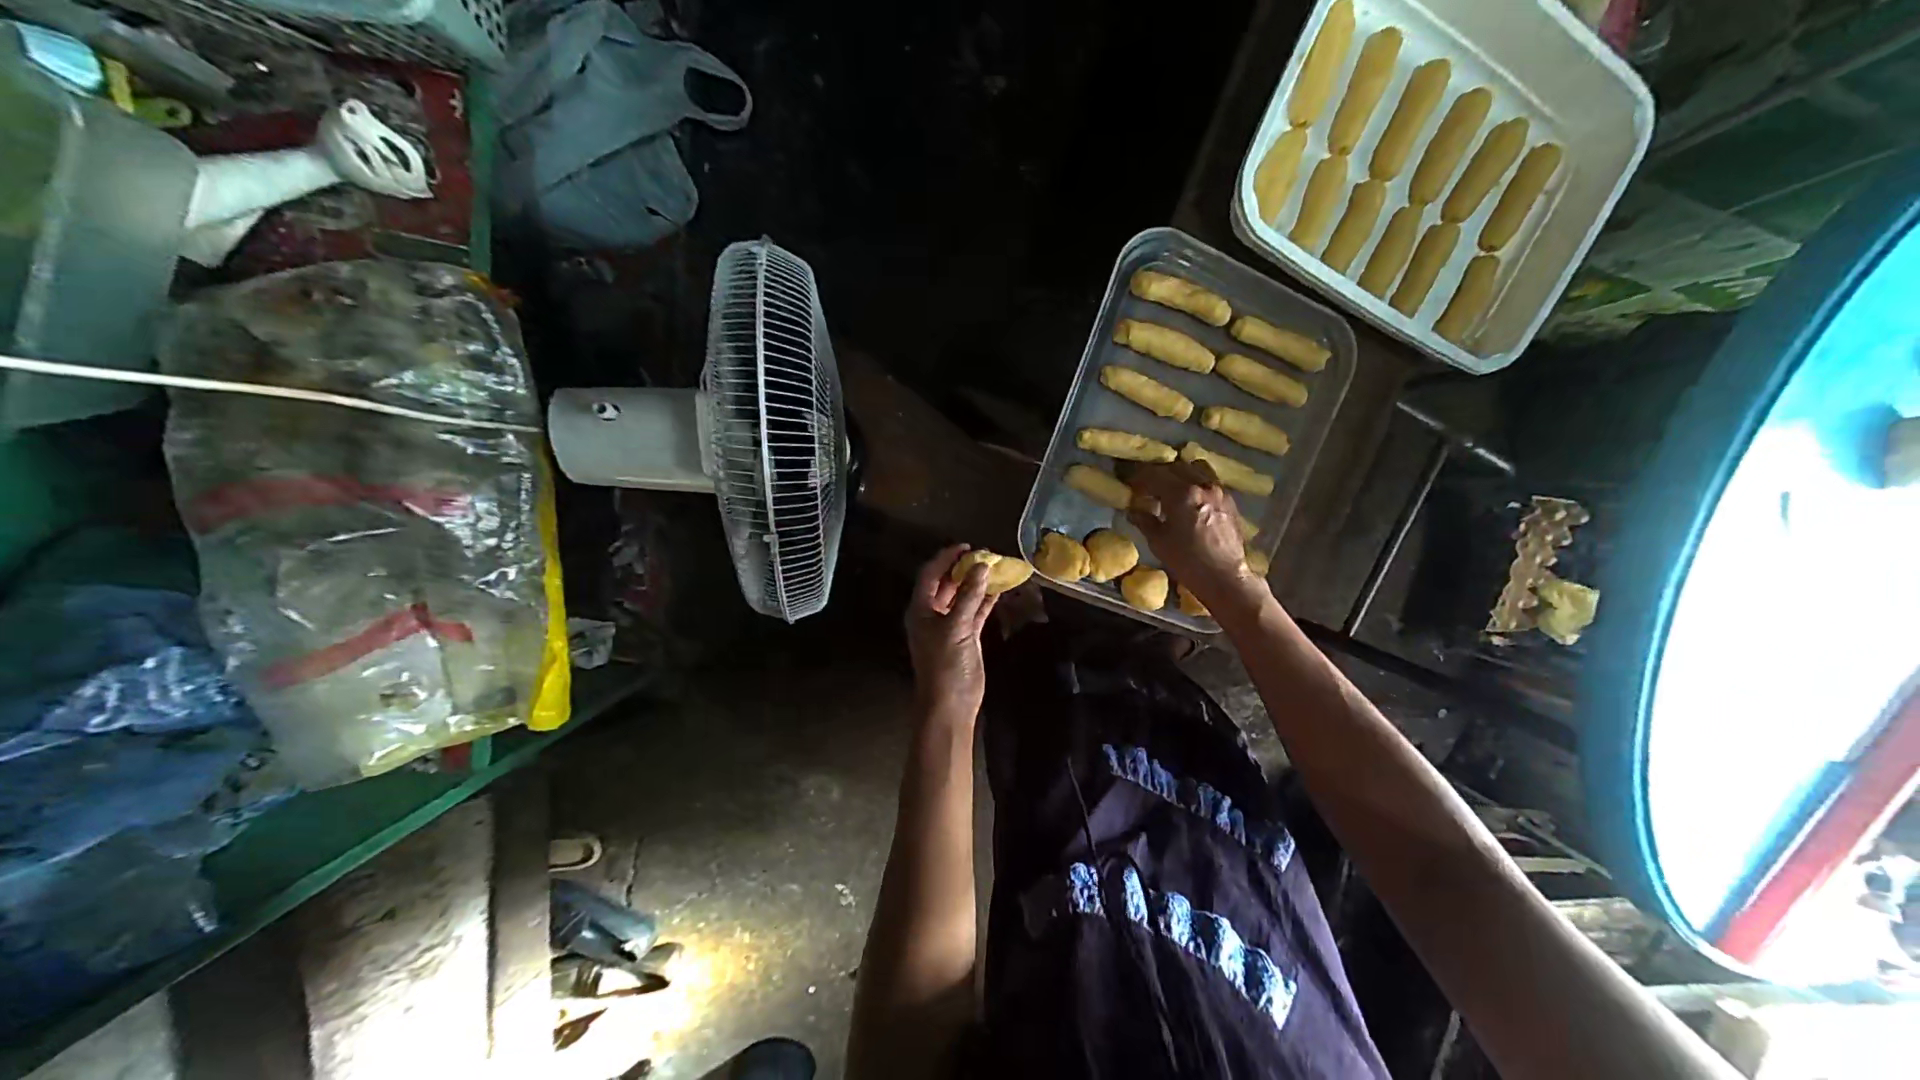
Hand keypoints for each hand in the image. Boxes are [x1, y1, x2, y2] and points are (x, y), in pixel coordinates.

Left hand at [904, 544, 996, 722]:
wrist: (950, 704)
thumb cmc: (946, 664)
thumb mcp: (956, 627)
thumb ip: (969, 596)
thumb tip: (982, 567)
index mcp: (921, 609)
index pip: (931, 574)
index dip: (946, 558)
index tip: (967, 546)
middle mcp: (932, 614)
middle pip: (947, 583)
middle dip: (964, 568)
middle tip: (986, 555)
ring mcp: (950, 625)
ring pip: (963, 596)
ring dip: (976, 583)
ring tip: (995, 567)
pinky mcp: (966, 636)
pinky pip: (975, 611)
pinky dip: (985, 601)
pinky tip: (999, 590)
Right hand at [1126, 461, 1265, 612]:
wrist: (1225, 577)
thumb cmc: (1188, 561)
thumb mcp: (1159, 542)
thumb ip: (1145, 520)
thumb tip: (1133, 510)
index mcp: (1181, 494)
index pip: (1154, 475)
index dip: (1138, 478)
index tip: (1130, 484)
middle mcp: (1202, 485)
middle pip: (1175, 467)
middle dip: (1158, 474)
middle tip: (1147, 488)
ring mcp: (1219, 491)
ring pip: (1195, 468)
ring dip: (1179, 474)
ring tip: (1170, 489)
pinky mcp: (1229, 501)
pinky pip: (1209, 481)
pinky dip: (1195, 483)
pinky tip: (1190, 500)